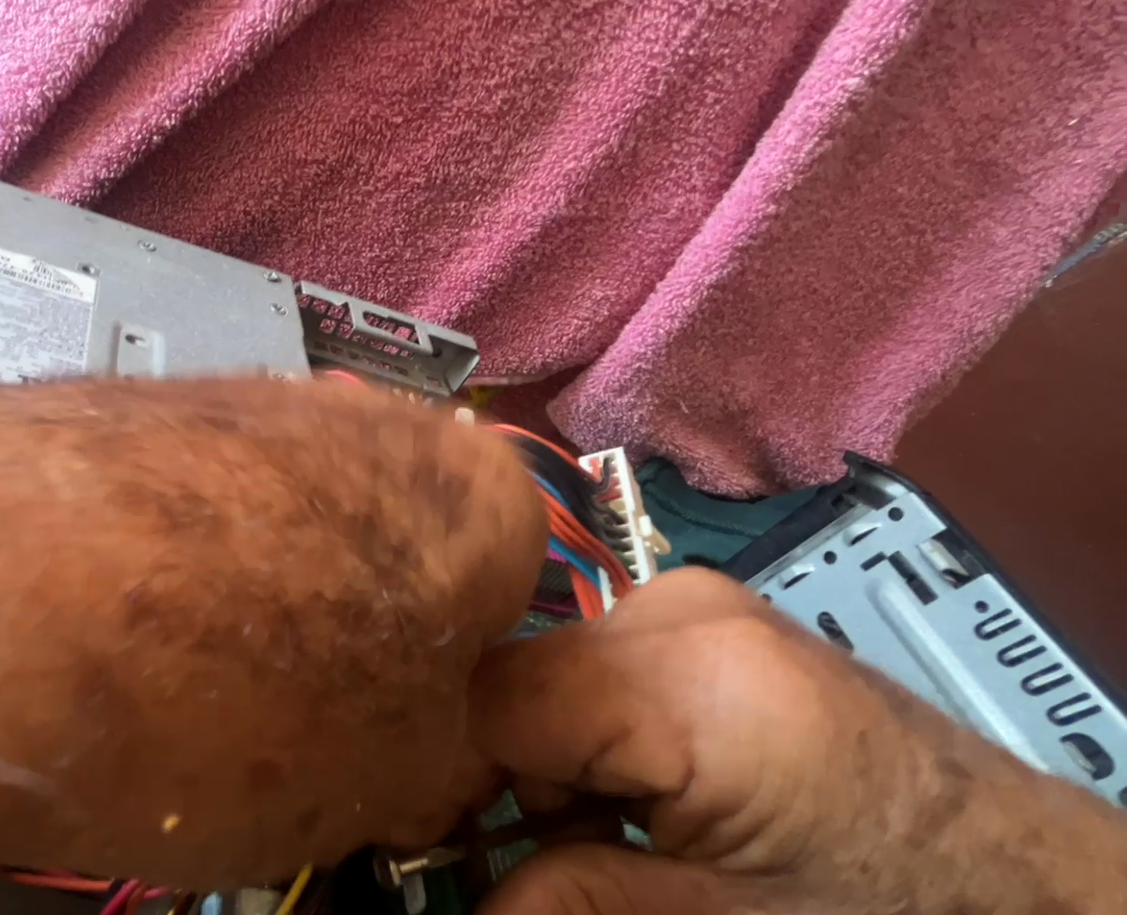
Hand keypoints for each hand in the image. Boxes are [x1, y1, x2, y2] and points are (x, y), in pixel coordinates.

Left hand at [0, 380, 549, 885]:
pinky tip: (122, 610)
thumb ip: (436, 744)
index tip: (406, 715)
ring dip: (261, 586)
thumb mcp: (381, 779)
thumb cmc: (214, 691)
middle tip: (295, 704)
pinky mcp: (140, 405)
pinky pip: (191, 490)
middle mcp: (355, 415)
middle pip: (389, 535)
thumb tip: (424, 740)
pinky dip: (174, 550)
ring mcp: (239, 397)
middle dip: (362, 620)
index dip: (461, 662)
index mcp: (468, 491)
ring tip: (186, 660)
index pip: (511, 575)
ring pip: (285, 511)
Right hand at [468, 568, 1126, 913]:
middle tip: (544, 849)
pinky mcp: (695, 612)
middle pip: (517, 675)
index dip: (456, 770)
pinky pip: (589, 662)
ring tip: (602, 825)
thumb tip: (464, 907)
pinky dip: (586, 730)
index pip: (496, 696)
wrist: (1029, 877)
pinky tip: (633, 786)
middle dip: (509, 770)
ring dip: (545, 753)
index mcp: (689, 678)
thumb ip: (574, 902)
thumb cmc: (889, 908)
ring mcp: (685, 597)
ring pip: (545, 667)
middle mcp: (674, 605)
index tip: (451, 841)